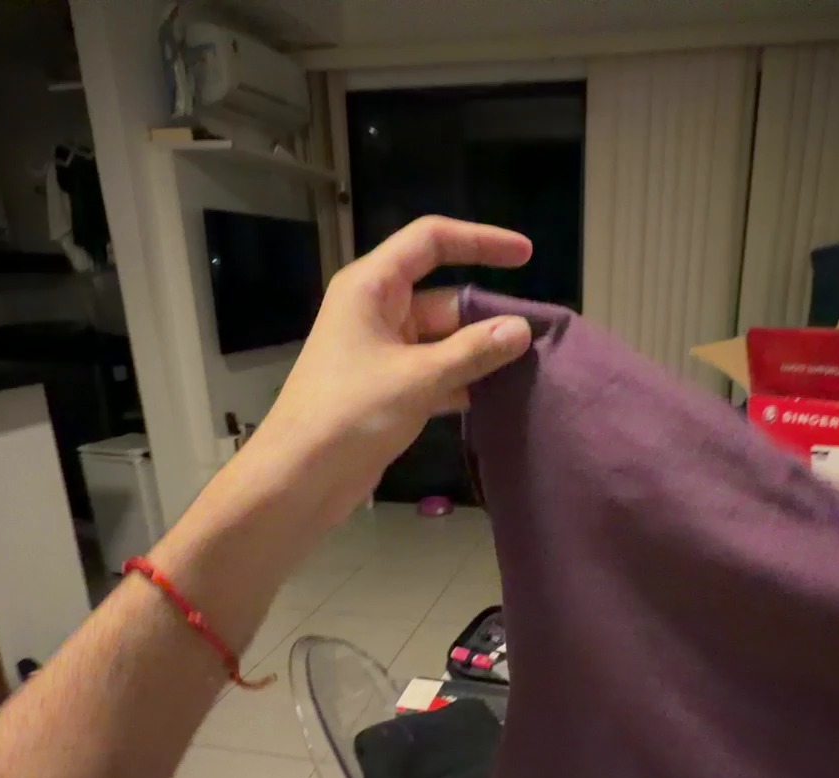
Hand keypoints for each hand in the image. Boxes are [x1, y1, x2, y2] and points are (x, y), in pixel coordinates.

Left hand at [243, 216, 533, 522]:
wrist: (301, 476)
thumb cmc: (350, 414)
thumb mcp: (418, 378)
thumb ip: (473, 352)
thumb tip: (522, 329)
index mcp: (372, 287)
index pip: (431, 241)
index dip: (480, 241)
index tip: (526, 255)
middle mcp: (377, 311)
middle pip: (444, 297)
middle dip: (487, 315)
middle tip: (537, 336)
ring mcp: (383, 352)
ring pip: (443, 339)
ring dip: (480, 353)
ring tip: (531, 366)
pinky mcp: (389, 388)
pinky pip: (436, 372)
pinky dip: (464, 381)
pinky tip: (500, 398)